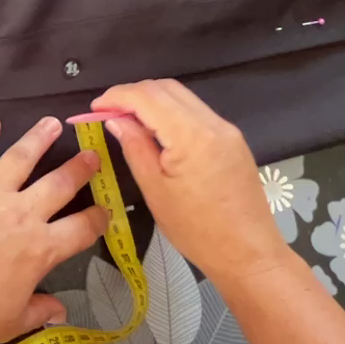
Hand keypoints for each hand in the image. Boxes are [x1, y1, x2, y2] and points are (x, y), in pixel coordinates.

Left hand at [0, 115, 110, 343]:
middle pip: (59, 184)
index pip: (81, 229)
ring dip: (39, 138)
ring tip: (51, 123)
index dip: (98, 218)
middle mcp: (21, 214)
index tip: (106, 210)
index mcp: (40, 249)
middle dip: (80, 168)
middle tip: (92, 154)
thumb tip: (60, 311)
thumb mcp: (11, 323)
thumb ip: (39, 311)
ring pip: (21, 157)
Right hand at [92, 79, 291, 285]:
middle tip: (109, 113)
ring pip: (181, 96)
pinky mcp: (232, 139)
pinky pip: (195, 111)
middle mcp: (212, 123)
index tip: (95, 107)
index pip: (147, 96)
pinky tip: (156, 131)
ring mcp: (226, 129)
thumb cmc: (197, 231)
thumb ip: (134, 147)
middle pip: (165, 88)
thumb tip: (115, 119)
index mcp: (191, 136)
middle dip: (132, 94)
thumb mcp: (155, 190)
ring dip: (151, 100)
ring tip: (128, 121)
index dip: (116, 96)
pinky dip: (170, 111)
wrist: (250, 255)